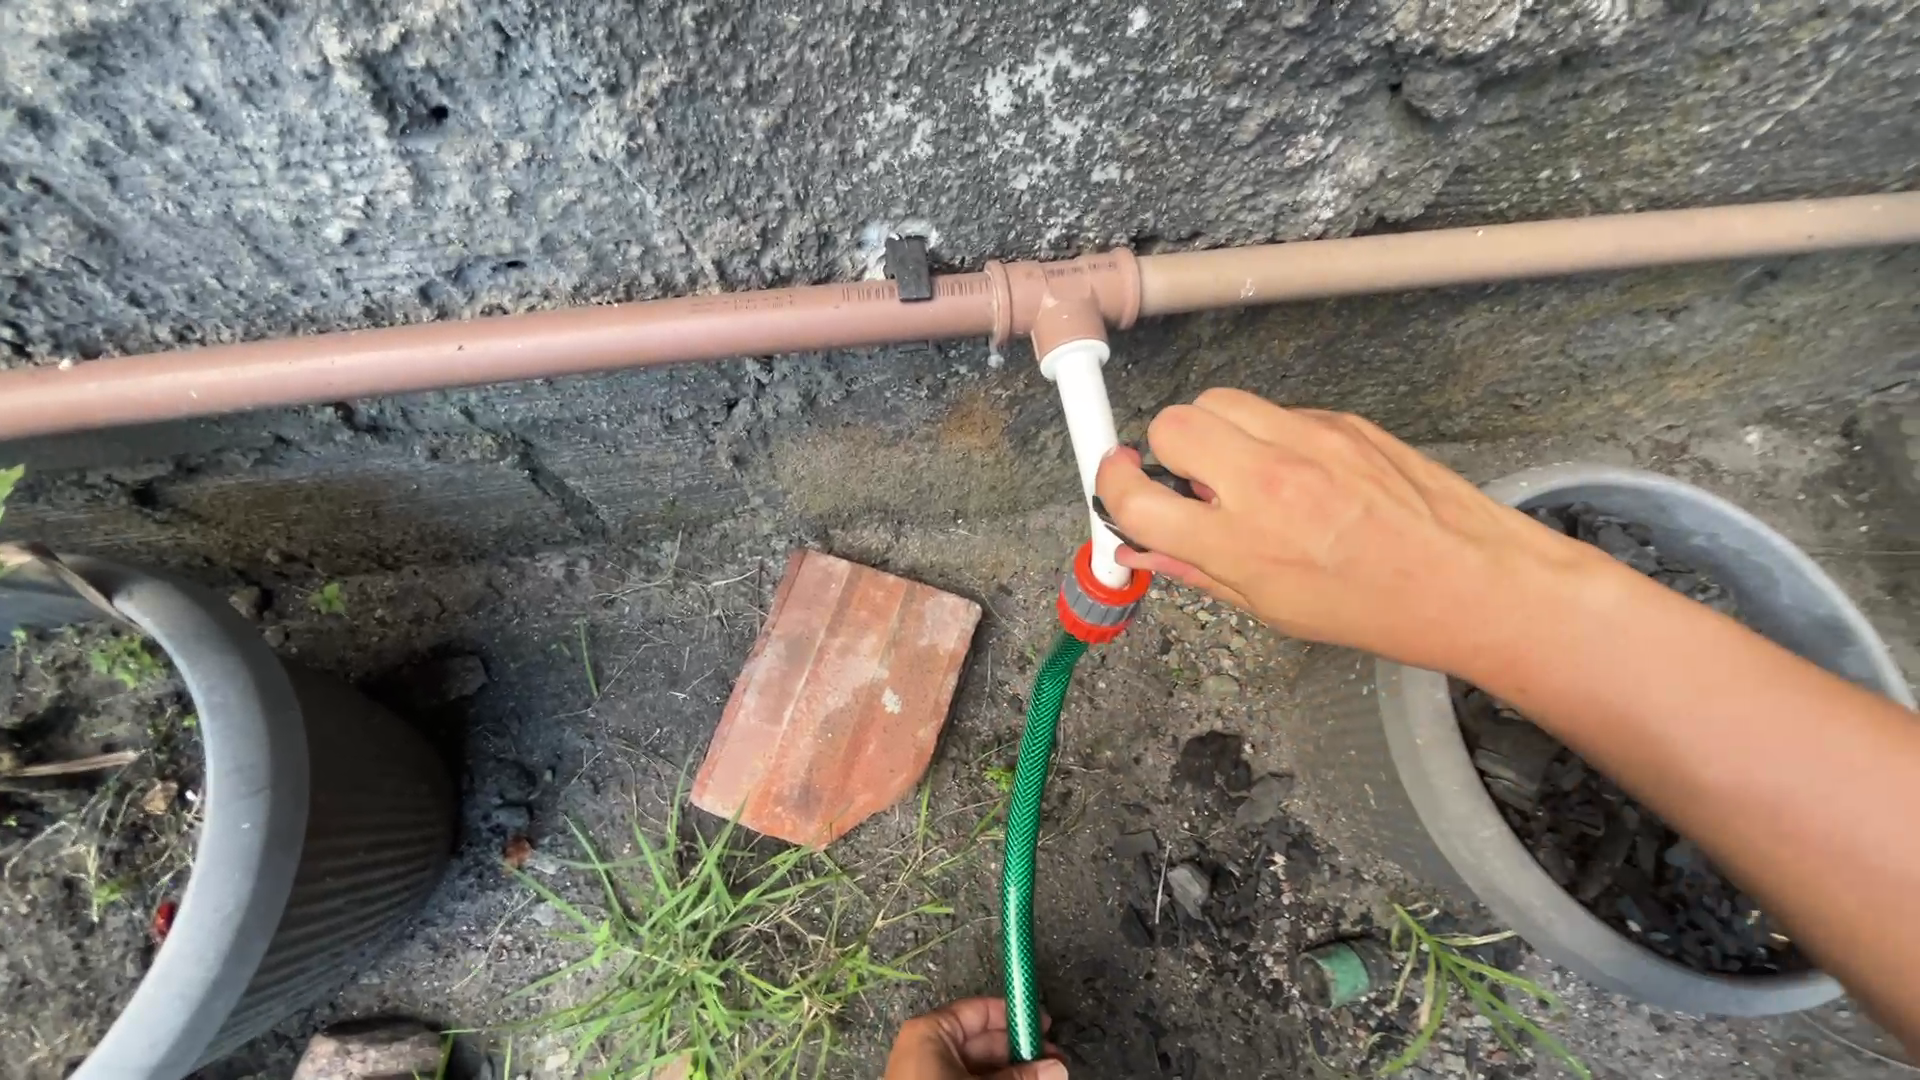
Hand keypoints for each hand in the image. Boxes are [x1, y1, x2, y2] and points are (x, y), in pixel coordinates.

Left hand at [882, 998, 1066, 1079]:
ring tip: (1048, 1077)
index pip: (978, 1011)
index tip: (1045, 1026)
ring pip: (980, 1069)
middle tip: (1056, 1062)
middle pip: (983, 1042)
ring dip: (1014, 1074)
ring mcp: (932, 1076)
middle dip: (1020, 1052)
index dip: (1014, 1016)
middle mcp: (930, 1049)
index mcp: (931, 1032)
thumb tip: (1059, 1067)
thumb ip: (1020, 1078)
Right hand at [1094, 388, 1614, 676]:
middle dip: (1165, 448)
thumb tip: (1140, 548)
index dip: (1112, 485)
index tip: (1116, 481)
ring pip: (1218, 400)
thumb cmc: (1372, 607)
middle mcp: (1267, 482)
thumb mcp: (1268, 607)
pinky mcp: (1339, 420)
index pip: (1137, 498)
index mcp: (1240, 542)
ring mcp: (1307, 441)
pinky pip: (1273, 410)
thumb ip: (1194, 568)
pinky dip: (1263, 434)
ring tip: (1235, 468)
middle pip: (1173, 423)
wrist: (1471, 581)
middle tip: (1186, 478)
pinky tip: (1292, 469)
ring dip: (1210, 430)